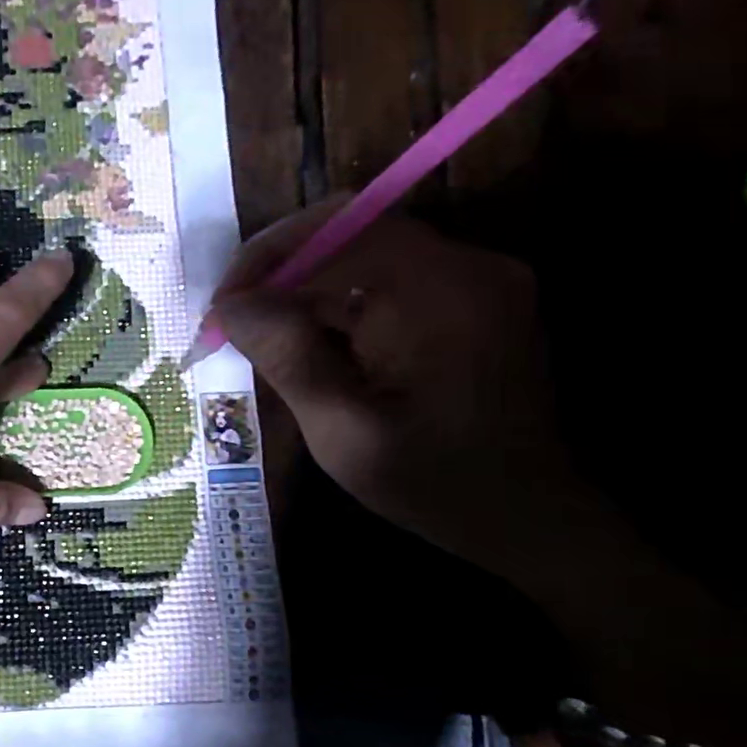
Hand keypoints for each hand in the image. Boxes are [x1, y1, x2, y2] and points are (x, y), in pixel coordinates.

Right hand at [214, 196, 588, 564]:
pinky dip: (340, 302)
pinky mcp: (472, 298)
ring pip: (366, 253)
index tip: (220, 312)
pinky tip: (313, 342)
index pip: (334, 233)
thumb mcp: (343, 431)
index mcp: (438, 292)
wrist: (526, 515)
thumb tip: (230, 304)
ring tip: (262, 335)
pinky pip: (389, 278)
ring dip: (307, 287)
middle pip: (351, 231)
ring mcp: (475, 278)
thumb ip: (288, 357)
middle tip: (232, 318)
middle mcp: (465, 265)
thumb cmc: (431, 483)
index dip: (265, 262)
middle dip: (280, 269)